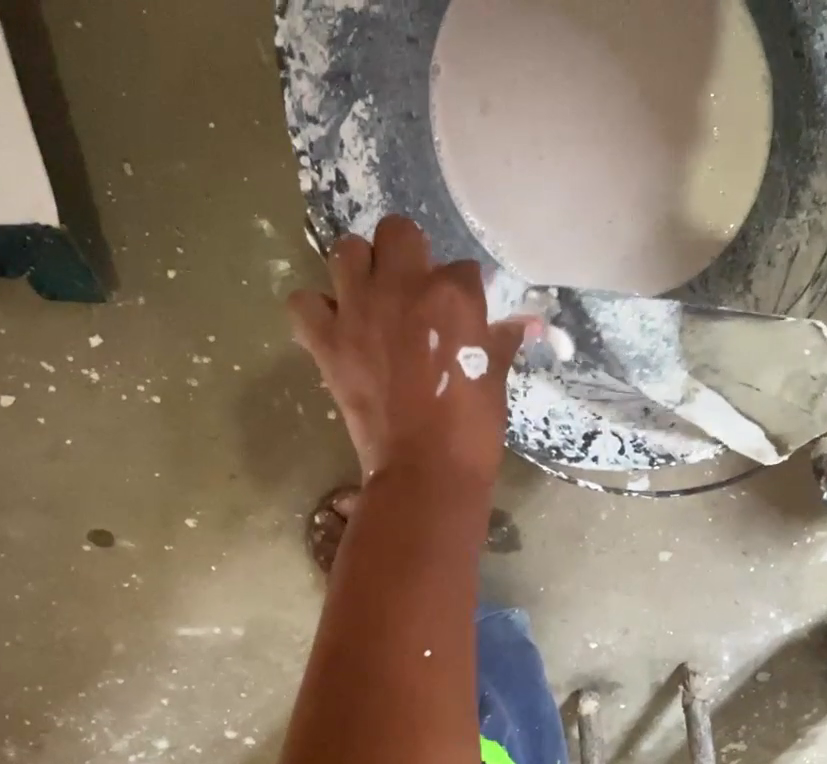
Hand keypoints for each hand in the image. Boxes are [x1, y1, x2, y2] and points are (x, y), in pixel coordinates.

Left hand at [287, 216, 526, 487]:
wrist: (427, 469)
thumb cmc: (473, 427)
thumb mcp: (495, 377)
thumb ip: (501, 340)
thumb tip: (521, 324)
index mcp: (453, 294)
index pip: (462, 267)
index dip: (463, 289)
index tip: (463, 312)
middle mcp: (402, 287)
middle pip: (398, 232)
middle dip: (408, 254)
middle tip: (413, 290)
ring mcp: (358, 310)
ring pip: (346, 251)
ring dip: (361, 269)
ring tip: (373, 299)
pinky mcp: (326, 340)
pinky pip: (304, 302)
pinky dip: (316, 310)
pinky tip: (336, 327)